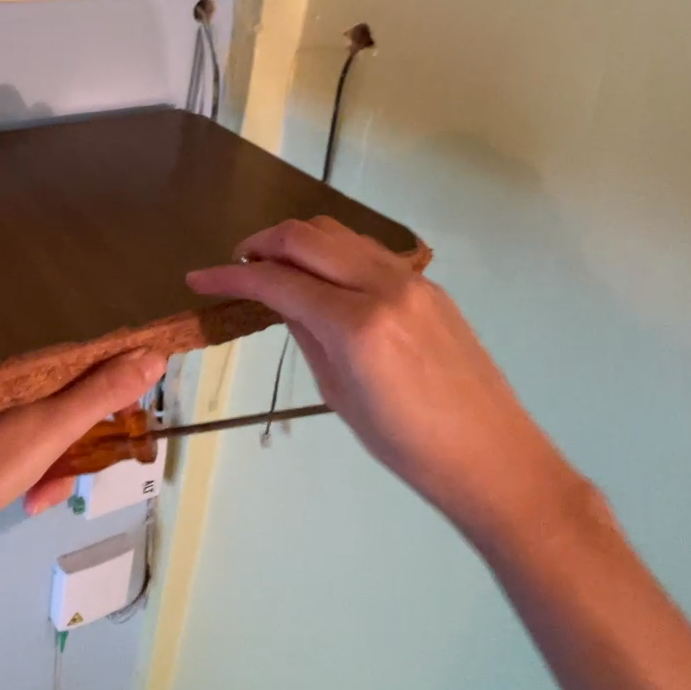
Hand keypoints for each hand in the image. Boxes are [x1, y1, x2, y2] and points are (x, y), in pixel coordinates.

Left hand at [0, 350, 166, 521]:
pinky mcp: (0, 425)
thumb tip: (155, 354)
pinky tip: (29, 498)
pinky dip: (42, 470)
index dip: (124, 394)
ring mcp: (15, 402)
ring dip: (64, 466)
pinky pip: (40, 444)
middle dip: (90, 445)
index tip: (127, 426)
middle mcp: (34, 377)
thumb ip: (104, 392)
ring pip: (65, 429)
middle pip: (88, 402)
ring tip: (42, 496)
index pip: (106, 362)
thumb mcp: (57, 426)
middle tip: (76, 475)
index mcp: (48, 367)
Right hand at [186, 217, 582, 536]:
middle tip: (236, 265)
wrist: (492, 457)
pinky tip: (322, 279)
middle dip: (260, 243)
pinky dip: (331, 252)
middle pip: (305, 236)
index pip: (277, 281)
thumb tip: (279, 298)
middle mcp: (384, 286)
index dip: (230, 277)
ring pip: (337, 232)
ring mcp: (410, 280)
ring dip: (296, 240)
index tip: (198, 278)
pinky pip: (366, 249)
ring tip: (274, 267)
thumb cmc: (406, 445)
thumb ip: (305, 333)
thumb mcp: (338, 393)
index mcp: (357, 325)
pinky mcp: (427, 284)